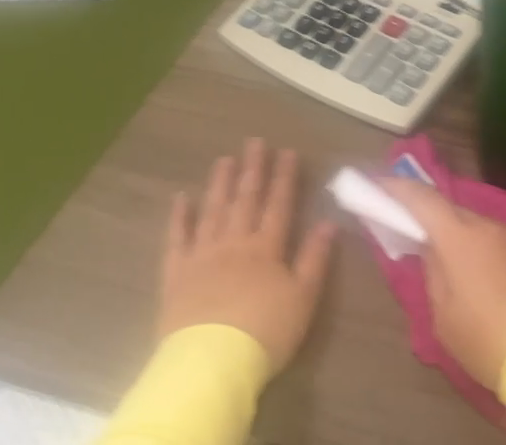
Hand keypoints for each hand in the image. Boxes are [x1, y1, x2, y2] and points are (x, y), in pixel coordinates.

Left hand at [157, 138, 336, 371]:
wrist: (211, 363)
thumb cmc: (265, 333)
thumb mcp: (303, 298)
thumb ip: (315, 258)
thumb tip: (329, 222)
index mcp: (267, 248)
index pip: (279, 204)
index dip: (285, 177)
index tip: (288, 151)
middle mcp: (234, 242)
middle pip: (246, 199)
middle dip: (253, 169)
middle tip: (255, 141)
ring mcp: (202, 255)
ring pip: (213, 210)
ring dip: (220, 183)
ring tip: (224, 159)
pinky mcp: (176, 273)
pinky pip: (177, 238)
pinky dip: (179, 216)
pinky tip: (181, 197)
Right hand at [381, 179, 505, 390]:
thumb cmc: (489, 341)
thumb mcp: (444, 317)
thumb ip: (433, 275)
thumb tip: (433, 251)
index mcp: (460, 238)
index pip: (422, 199)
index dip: (397, 189)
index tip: (378, 184)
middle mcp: (488, 225)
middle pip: (451, 211)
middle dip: (430, 217)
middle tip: (413, 232)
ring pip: (477, 226)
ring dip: (460, 237)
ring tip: (451, 265)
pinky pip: (499, 241)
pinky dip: (484, 249)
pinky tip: (483, 277)